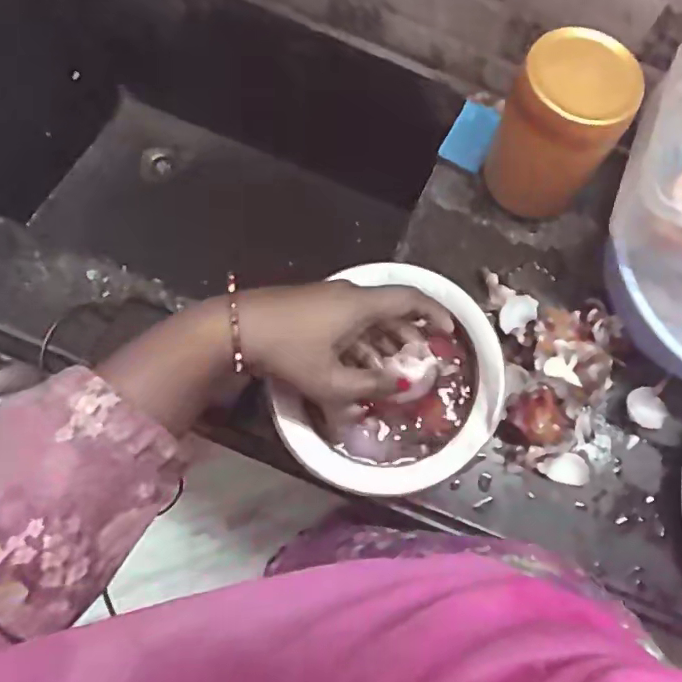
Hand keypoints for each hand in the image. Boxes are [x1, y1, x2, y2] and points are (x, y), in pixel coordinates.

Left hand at [240, 282, 452, 405]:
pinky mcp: (313, 306)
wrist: (232, 327)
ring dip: (386, 341)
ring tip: (393, 368)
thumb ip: (370, 385)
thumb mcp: (330, 380)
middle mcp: (350, 295)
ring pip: (370, 317)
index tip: (449, 331)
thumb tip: (402, 386)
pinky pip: (351, 321)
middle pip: (392, 310)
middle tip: (421, 360)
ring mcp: (330, 299)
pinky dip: (364, 340)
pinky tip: (360, 364)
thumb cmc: (287, 350)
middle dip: (411, 335)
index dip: (435, 313)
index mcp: (362, 304)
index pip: (411, 299)